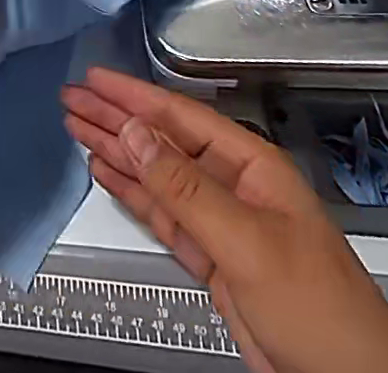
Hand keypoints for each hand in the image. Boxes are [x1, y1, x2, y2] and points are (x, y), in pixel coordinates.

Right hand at [63, 68, 387, 372]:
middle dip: (115, 118)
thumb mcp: (247, 241)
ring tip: (76, 127)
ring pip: (155, 173)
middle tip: (71, 100)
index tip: (94, 80)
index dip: (134, 96)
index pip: (180, 116)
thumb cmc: (317, 308)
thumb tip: (133, 133)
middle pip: (162, 140)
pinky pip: (160, 211)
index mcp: (250, 164)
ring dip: (116, 150)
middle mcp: (231, 182)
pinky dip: (131, 191)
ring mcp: (218, 219)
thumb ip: (184, 186)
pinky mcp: (209, 253)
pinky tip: (105, 172)